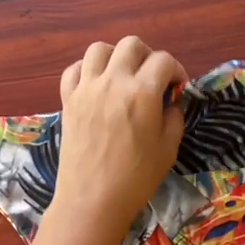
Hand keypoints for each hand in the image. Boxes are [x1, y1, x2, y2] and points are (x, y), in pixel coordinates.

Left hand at [48, 37, 186, 240]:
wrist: (92, 200)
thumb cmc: (136, 177)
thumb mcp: (169, 147)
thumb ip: (174, 115)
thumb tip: (170, 99)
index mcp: (142, 92)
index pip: (163, 60)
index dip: (175, 71)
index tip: (176, 88)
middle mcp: (113, 81)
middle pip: (131, 44)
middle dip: (147, 56)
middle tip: (151, 78)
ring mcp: (86, 89)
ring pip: (99, 49)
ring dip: (115, 56)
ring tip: (122, 76)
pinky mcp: (68, 100)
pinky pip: (74, 70)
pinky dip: (86, 70)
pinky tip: (96, 85)